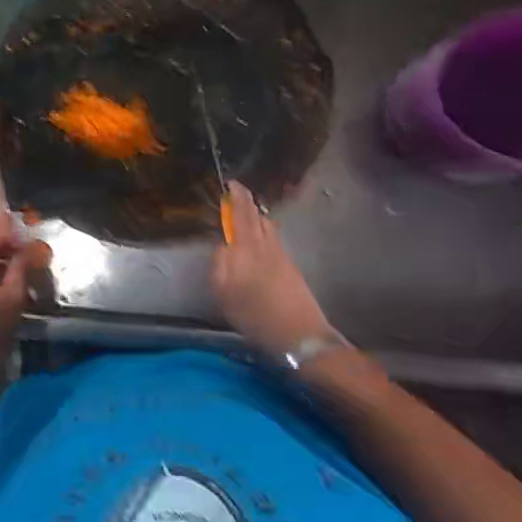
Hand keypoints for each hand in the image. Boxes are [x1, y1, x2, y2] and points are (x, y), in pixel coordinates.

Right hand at [212, 182, 333, 355]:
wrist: (302, 337)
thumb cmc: (255, 315)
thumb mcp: (223, 293)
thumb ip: (219, 265)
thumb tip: (223, 246)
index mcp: (248, 249)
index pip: (242, 215)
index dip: (237, 198)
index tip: (232, 184)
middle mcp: (267, 247)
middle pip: (258, 219)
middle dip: (247, 206)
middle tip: (235, 198)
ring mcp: (283, 258)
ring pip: (268, 230)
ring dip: (256, 220)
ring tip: (244, 220)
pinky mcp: (292, 270)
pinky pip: (274, 242)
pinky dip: (263, 235)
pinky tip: (257, 245)